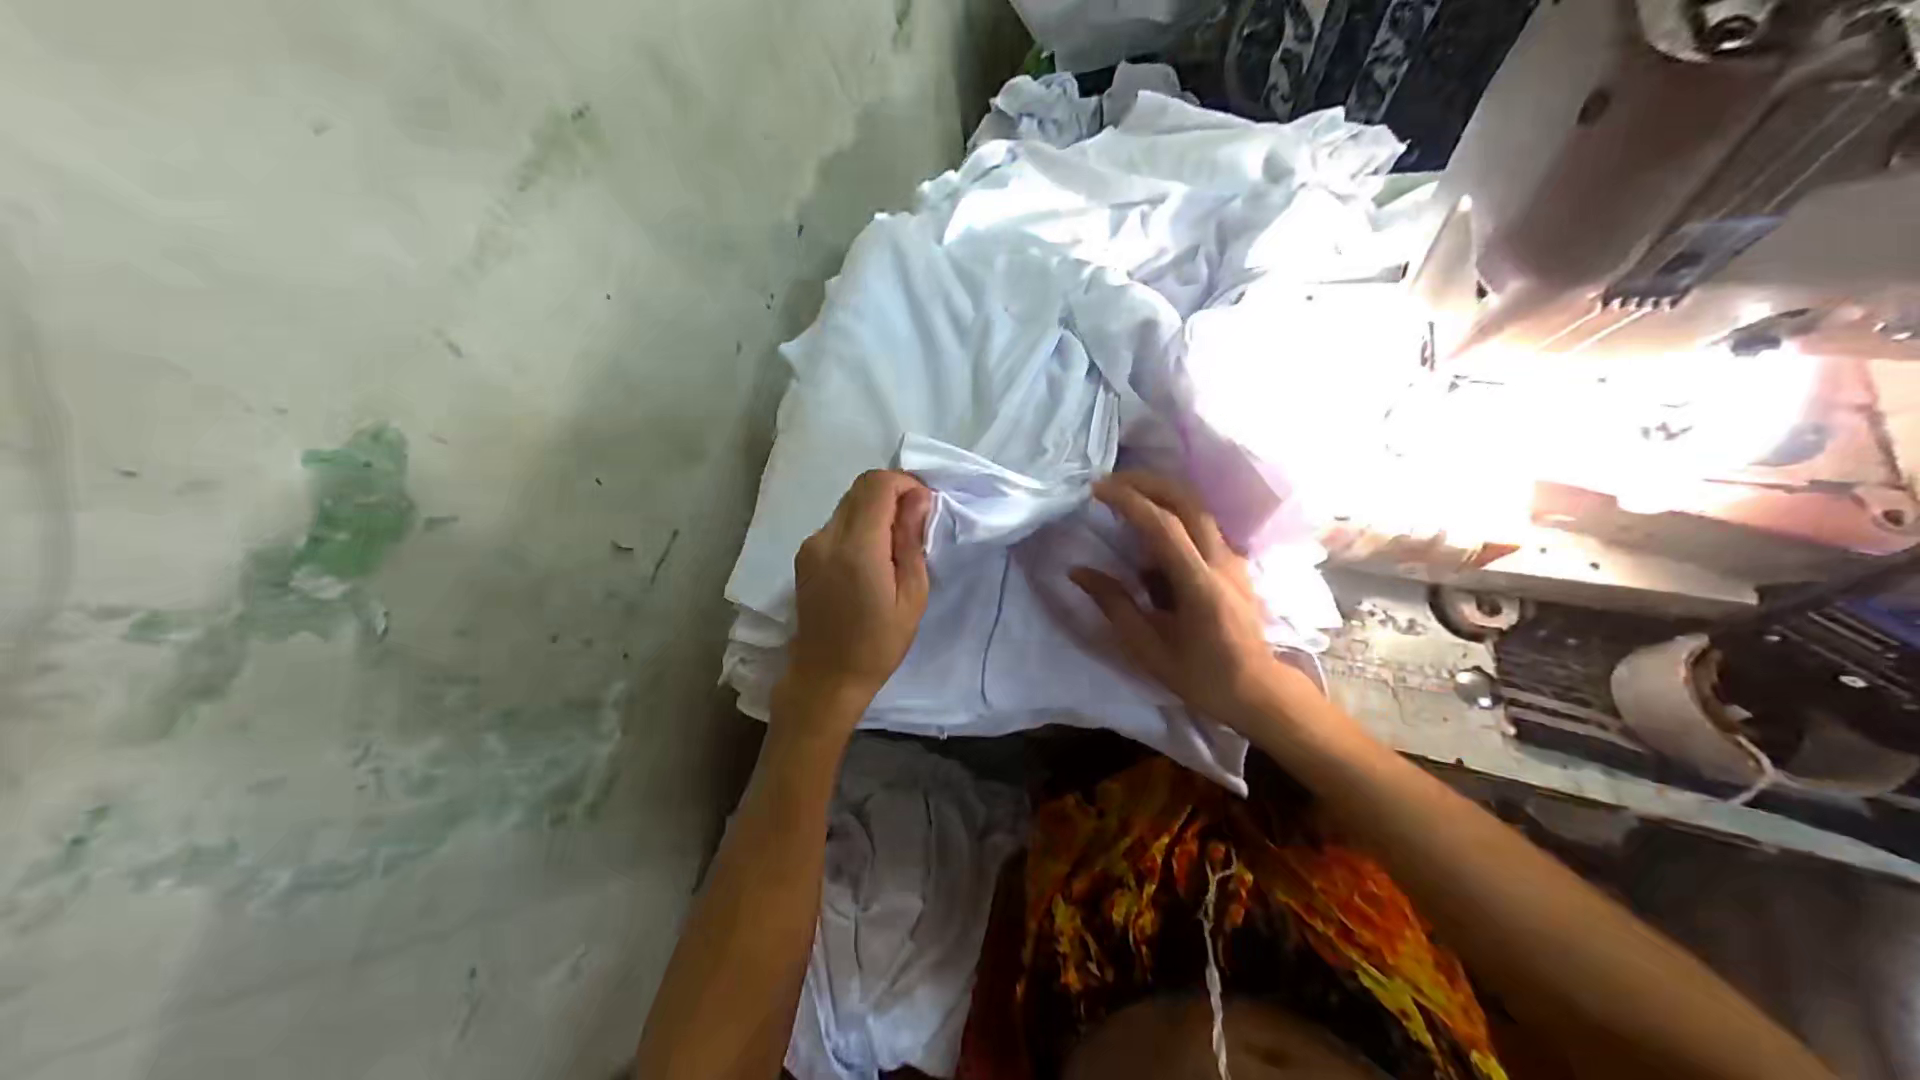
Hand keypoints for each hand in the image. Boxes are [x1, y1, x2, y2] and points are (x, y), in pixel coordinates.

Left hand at [779, 470, 932, 719]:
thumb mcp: (911, 597)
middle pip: (860, 488)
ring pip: (848, 503)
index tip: (924, 508)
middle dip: (893, 493)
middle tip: (915, 524)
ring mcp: (811, 545)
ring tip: (896, 543)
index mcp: (856, 547)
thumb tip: (918, 498)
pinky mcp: (805, 556)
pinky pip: (837, 523)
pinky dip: (860, 525)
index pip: (877, 485)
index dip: (906, 484)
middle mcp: (827, 537)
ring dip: (876, 509)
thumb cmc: (877, 644)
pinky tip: (873, 556)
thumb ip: (911, 541)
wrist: (826, 678)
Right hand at [1070, 471, 1320, 736]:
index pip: (1163, 526)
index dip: (1129, 501)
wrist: (1257, 690)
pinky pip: (1202, 525)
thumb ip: (1114, 604)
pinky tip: (1150, 530)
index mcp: (1199, 585)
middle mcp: (1221, 562)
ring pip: (1198, 509)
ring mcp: (1233, 560)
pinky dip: (1173, 514)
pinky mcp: (1234, 563)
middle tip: (1110, 482)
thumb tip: (1078, 571)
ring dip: (1161, 493)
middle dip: (1146, 483)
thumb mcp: (1148, 648)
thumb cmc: (1200, 676)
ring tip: (1125, 497)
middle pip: (1187, 502)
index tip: (1097, 490)